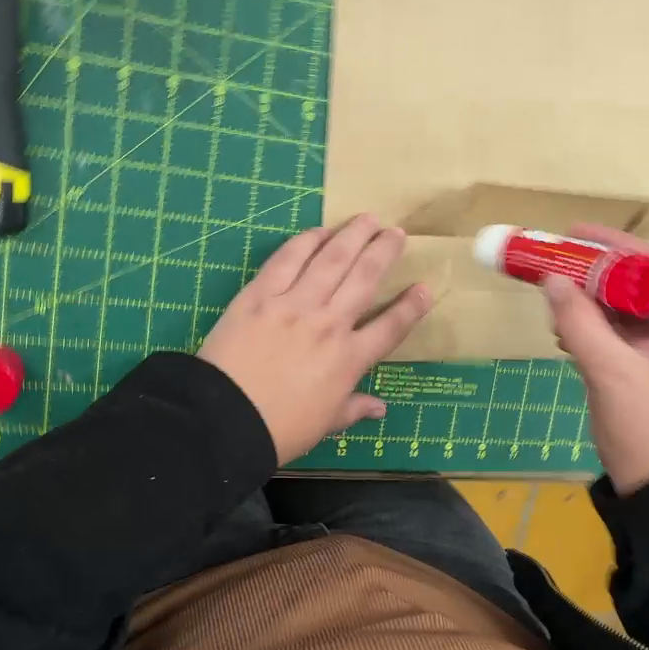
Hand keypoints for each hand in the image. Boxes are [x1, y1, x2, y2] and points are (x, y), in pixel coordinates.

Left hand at [199, 214, 433, 464]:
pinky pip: (287, 259)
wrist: (224, 419)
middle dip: (385, 252)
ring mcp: (294, 305)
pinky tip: (320, 231)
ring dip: (353, 236)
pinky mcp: (260, 294)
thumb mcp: (324, 425)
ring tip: (369, 219)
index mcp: (348, 360)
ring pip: (332, 260)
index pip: (390, 327)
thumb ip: (353, 409)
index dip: (411, 307)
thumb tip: (380, 408)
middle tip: (396, 234)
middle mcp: (329, 324)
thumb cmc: (279, 430)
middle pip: (365, 278)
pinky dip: (307, 241)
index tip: (424, 288)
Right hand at [541, 225, 648, 494]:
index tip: (574, 234)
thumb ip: (580, 323)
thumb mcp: (610, 373)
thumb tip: (550, 280)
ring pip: (631, 298)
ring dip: (594, 292)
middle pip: (646, 277)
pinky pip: (621, 323)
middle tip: (564, 251)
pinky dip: (594, 316)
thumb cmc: (644, 428)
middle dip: (603, 265)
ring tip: (558, 288)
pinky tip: (566, 324)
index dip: (615, 247)